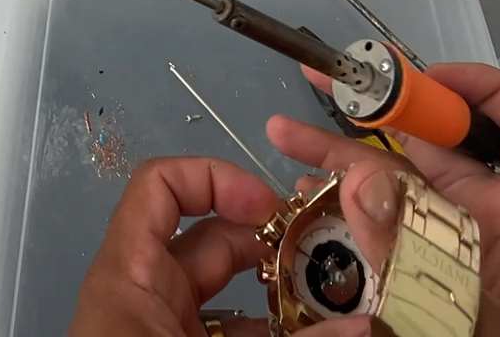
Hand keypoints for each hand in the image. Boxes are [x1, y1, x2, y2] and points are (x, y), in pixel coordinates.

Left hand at [67, 156, 376, 336]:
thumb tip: (369, 328)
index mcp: (129, 276)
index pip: (161, 187)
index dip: (215, 178)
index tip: (271, 207)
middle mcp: (145, 297)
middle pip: (210, 242)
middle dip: (270, 246)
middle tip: (330, 260)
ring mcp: (166, 335)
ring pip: (229, 298)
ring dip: (281, 300)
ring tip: (339, 308)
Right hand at [268, 63, 499, 336]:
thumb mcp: (463, 320)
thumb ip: (411, 255)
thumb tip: (359, 179)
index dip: (491, 92)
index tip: (432, 79)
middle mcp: (487, 224)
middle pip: (440, 143)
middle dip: (382, 107)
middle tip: (327, 81)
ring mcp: (448, 248)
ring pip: (394, 180)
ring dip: (339, 152)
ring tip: (284, 131)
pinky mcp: (417, 274)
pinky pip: (376, 224)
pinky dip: (338, 204)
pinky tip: (300, 193)